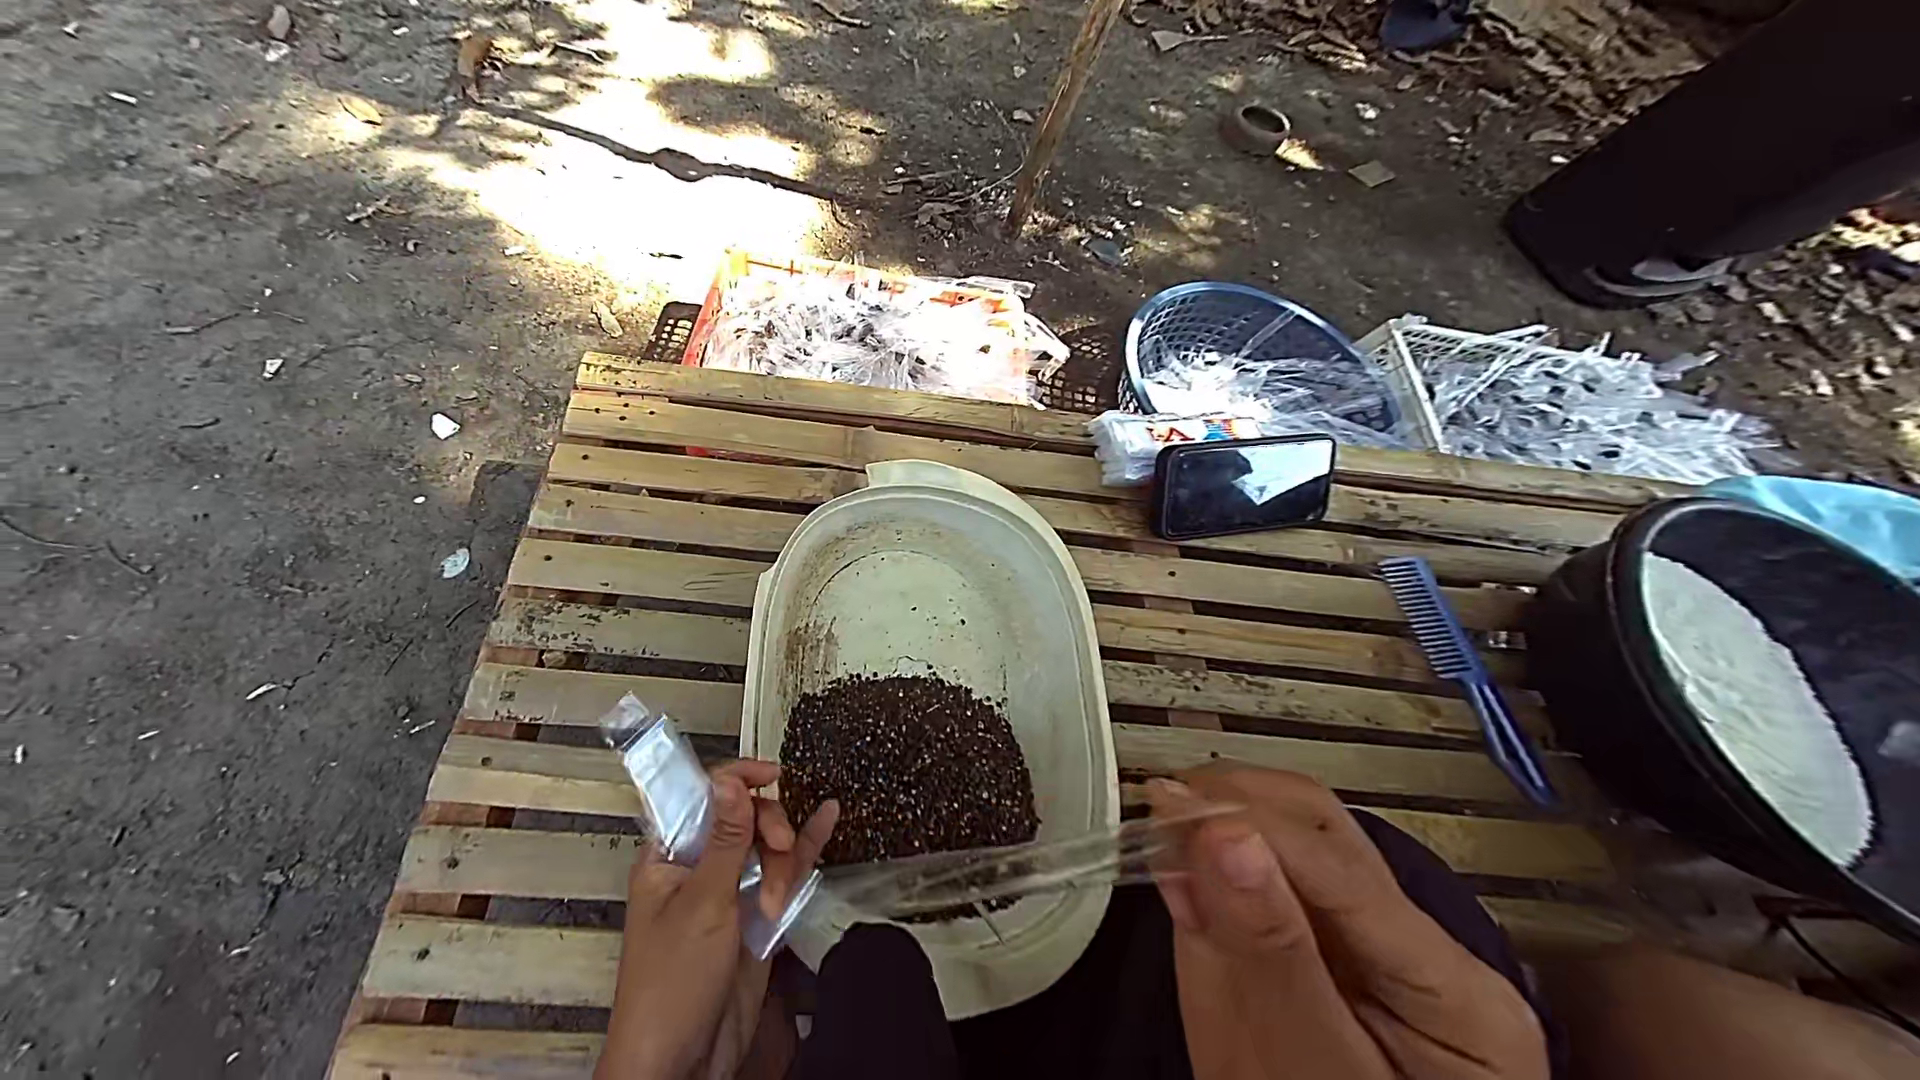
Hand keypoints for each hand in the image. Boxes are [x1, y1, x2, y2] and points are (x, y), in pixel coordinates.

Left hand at [596, 760, 837, 1079]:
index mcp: (670, 857)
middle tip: (778, 848)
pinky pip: (787, 869)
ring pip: (771, 843)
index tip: (768, 775)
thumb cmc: (669, 987)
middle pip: (745, 817)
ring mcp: (733, 888)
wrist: (685, 1063)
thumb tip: (729, 782)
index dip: (735, 780)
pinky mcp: (758, 910)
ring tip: (782, 892)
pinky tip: (826, 818)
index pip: (703, 797)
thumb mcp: (701, 904)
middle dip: (768, 828)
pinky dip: (807, 846)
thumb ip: (725, 839)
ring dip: (785, 860)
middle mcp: (701, 866)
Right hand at [1148, 765, 1546, 1079]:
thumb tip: (1218, 834)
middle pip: (1327, 828)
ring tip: (1165, 825)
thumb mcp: (1303, 1074)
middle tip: (1162, 807)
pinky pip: (1264, 863)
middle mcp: (1421, 941)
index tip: (1169, 805)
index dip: (1250, 828)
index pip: (1341, 872)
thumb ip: (1265, 954)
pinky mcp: (1321, 931)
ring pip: (1298, 826)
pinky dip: (1215, 846)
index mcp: (1456, 993)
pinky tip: (1182, 852)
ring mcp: (1372, 930)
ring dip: (1224, 811)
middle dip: (1237, 802)